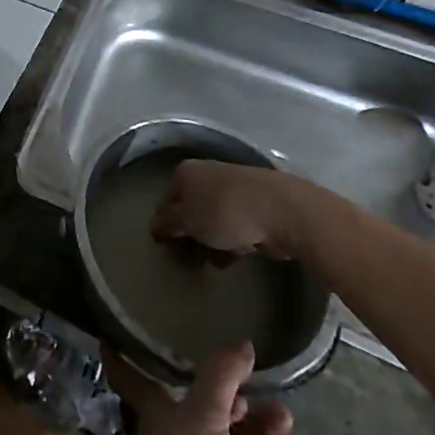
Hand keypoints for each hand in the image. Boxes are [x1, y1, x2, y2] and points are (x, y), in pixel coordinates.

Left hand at [105, 341, 295, 434]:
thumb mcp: (199, 416)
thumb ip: (220, 375)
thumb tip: (243, 343)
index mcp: (157, 412)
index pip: (130, 376)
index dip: (119, 355)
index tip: (109, 332)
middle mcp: (181, 434)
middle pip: (205, 400)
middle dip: (235, 389)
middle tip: (253, 376)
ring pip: (237, 429)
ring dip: (262, 418)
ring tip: (281, 416)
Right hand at [151, 160, 298, 259]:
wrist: (279, 211)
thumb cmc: (223, 211)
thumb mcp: (185, 219)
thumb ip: (166, 223)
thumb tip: (155, 225)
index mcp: (187, 172)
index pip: (166, 200)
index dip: (165, 224)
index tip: (167, 247)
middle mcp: (208, 176)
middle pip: (190, 211)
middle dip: (189, 235)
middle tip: (189, 258)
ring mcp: (233, 191)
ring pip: (212, 222)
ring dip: (211, 242)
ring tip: (212, 261)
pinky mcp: (254, 208)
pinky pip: (234, 229)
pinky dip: (232, 243)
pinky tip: (234, 258)